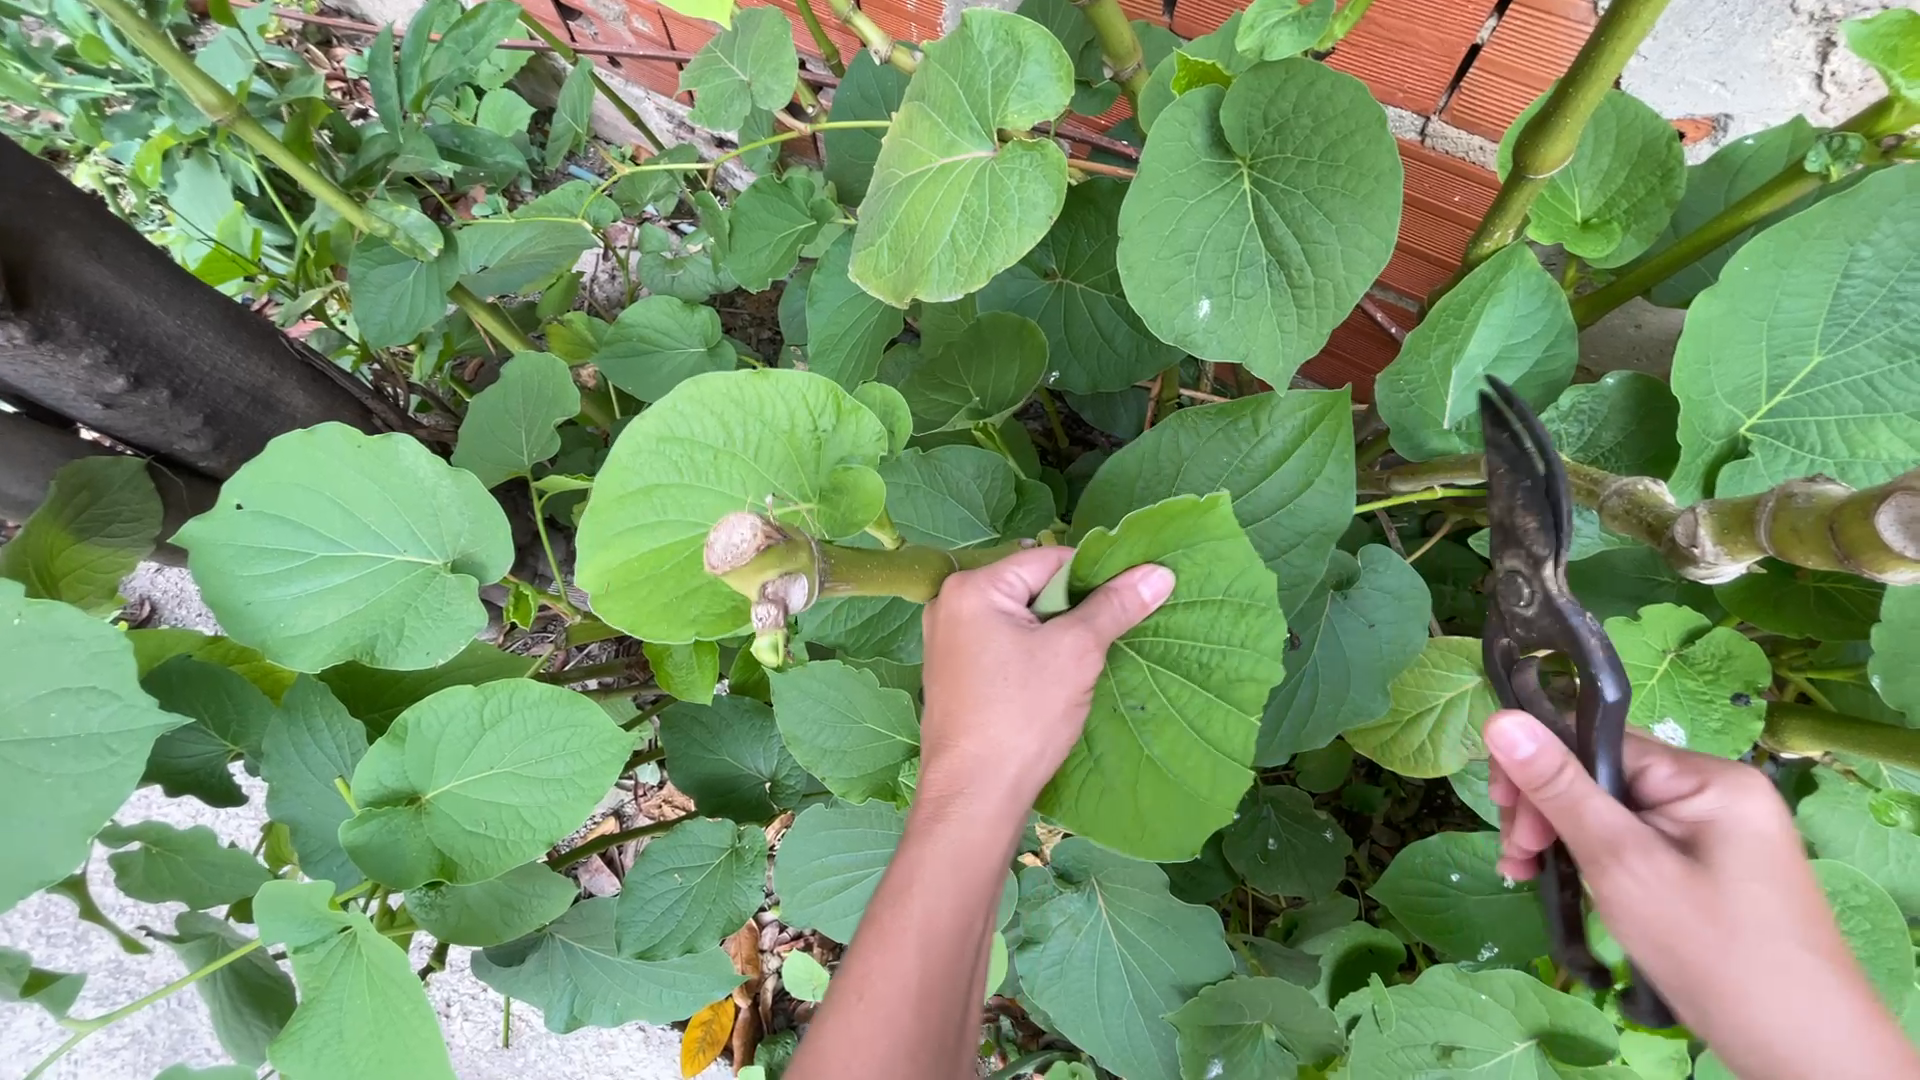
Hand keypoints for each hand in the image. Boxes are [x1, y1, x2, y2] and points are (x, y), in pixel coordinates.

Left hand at [917, 546, 1173, 824]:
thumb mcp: (1076, 653)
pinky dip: (1031, 654)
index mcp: (971, 587)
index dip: (1093, 576)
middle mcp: (949, 604)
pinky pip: (1001, 645)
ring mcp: (946, 641)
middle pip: (1030, 588)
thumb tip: (1160, 571)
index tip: (1128, 598)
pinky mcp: (952, 673)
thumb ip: (1115, 606)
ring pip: (1018, 619)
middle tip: (1107, 635)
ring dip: (1054, 634)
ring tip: (1085, 660)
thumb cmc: (1022, 715)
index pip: (1048, 560)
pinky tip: (1054, 680)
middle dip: (1072, 609)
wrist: (974, 796)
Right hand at [1484, 709, 1919, 1079]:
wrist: (1803, 1056)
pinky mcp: (1696, 860)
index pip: (1591, 742)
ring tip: (1521, 868)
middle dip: (1540, 807)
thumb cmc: (1709, 950)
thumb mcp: (1620, 861)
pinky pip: (1620, 835)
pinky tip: (1549, 873)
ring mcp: (1706, 827)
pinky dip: (1579, 852)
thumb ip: (1558, 786)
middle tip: (1517, 851)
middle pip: (1591, 772)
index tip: (1502, 806)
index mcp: (1706, 778)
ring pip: (1598, 806)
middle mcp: (1709, 791)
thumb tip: (1500, 718)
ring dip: (1550, 833)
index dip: (1535, 767)